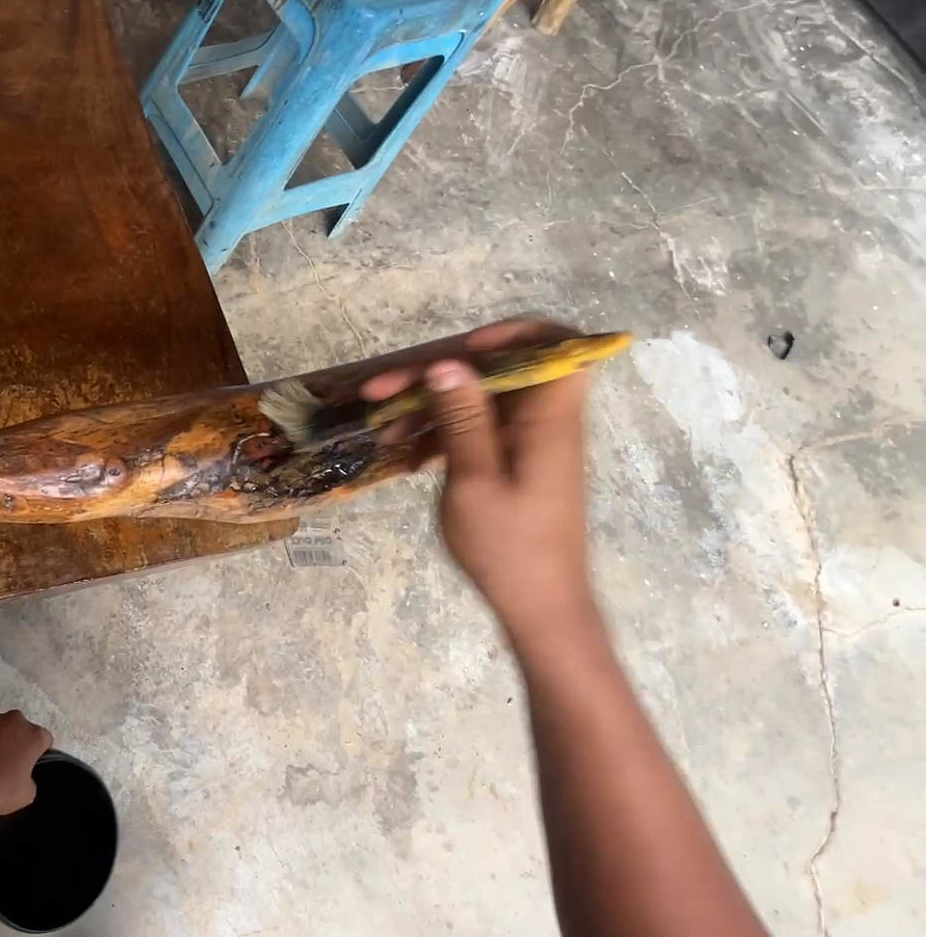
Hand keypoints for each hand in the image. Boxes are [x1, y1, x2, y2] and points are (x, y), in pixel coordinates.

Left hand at [0, 709, 51, 820]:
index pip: (44, 739)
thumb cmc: (0, 791)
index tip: (30, 762)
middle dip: (15, 739)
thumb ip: (29, 777)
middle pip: (19, 727)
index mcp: (33, 736)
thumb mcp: (27, 794)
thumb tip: (21, 774)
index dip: (38, 751)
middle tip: (6, 760)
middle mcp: (14, 720)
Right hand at [360, 319, 598, 640]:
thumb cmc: (508, 546)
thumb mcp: (474, 479)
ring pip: (476, 400)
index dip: (515, 333)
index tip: (463, 347)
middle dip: (436, 373)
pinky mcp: (510, 461)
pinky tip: (405, 458)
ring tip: (380, 428)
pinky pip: (473, 430)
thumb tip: (448, 365)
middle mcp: (544, 420)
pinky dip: (437, 436)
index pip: (558, 346)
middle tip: (378, 390)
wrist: (537, 603)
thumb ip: (463, 419)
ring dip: (426, 407)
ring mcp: (527, 441)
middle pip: (496, 370)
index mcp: (550, 418)